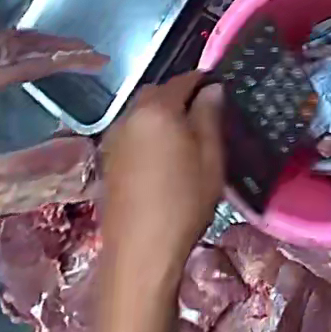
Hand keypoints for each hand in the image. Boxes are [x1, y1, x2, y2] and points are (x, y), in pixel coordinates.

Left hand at [100, 71, 224, 276]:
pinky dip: (149, 131)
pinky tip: (165, 153)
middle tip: (206, 112)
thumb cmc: (184, 202)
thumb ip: (209, 116)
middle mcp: (130, 116)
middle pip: (158, 92)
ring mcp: (114, 138)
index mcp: (157, 109)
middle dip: (181, 95)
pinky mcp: (108, 159)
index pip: (184, 80)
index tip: (223, 89)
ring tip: (188, 134)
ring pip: (143, 112)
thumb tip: (211, 89)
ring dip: (163, 113)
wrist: (141, 252)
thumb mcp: (211, 158)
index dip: (205, 80)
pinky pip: (133, 131)